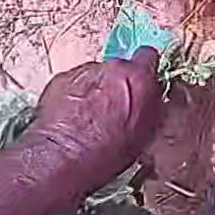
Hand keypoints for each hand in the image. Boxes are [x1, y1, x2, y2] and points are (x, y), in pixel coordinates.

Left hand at [18, 48, 162, 196]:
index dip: (145, 69)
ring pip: (95, 76)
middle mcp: (112, 68)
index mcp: (138, 77)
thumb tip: (153, 98)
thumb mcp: (146, 132)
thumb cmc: (105, 150)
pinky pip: (72, 83)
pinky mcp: (60, 79)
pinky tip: (73, 118)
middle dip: (118, 84)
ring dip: (95, 90)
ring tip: (91, 118)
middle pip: (118, 67)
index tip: (143, 79)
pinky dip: (73, 96)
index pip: (148, 56)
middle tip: (115, 109)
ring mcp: (84, 72)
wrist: (64, 158)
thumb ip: (152, 104)